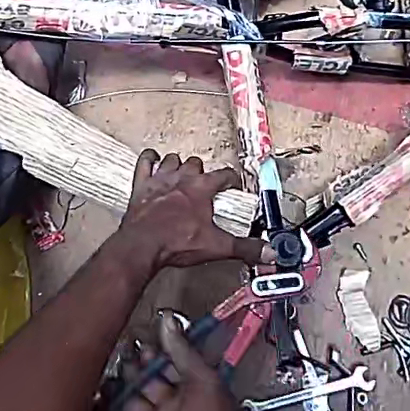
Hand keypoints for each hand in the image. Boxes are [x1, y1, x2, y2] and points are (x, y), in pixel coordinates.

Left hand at [118, 151, 265, 269]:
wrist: (143, 245)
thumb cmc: (177, 243)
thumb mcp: (216, 246)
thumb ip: (244, 247)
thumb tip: (268, 251)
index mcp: (202, 189)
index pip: (223, 175)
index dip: (231, 179)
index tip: (234, 185)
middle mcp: (182, 178)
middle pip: (196, 164)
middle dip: (202, 172)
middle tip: (205, 185)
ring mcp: (160, 178)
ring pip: (173, 160)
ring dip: (178, 165)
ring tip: (182, 174)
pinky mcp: (141, 184)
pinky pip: (145, 161)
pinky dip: (149, 158)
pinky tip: (153, 160)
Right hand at [119, 314, 264, 410]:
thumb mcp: (202, 383)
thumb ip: (183, 351)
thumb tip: (169, 319)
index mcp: (192, 384)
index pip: (167, 360)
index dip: (153, 354)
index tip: (140, 348)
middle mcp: (176, 403)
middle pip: (146, 381)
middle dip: (137, 379)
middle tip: (134, 379)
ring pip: (133, 406)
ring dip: (134, 409)